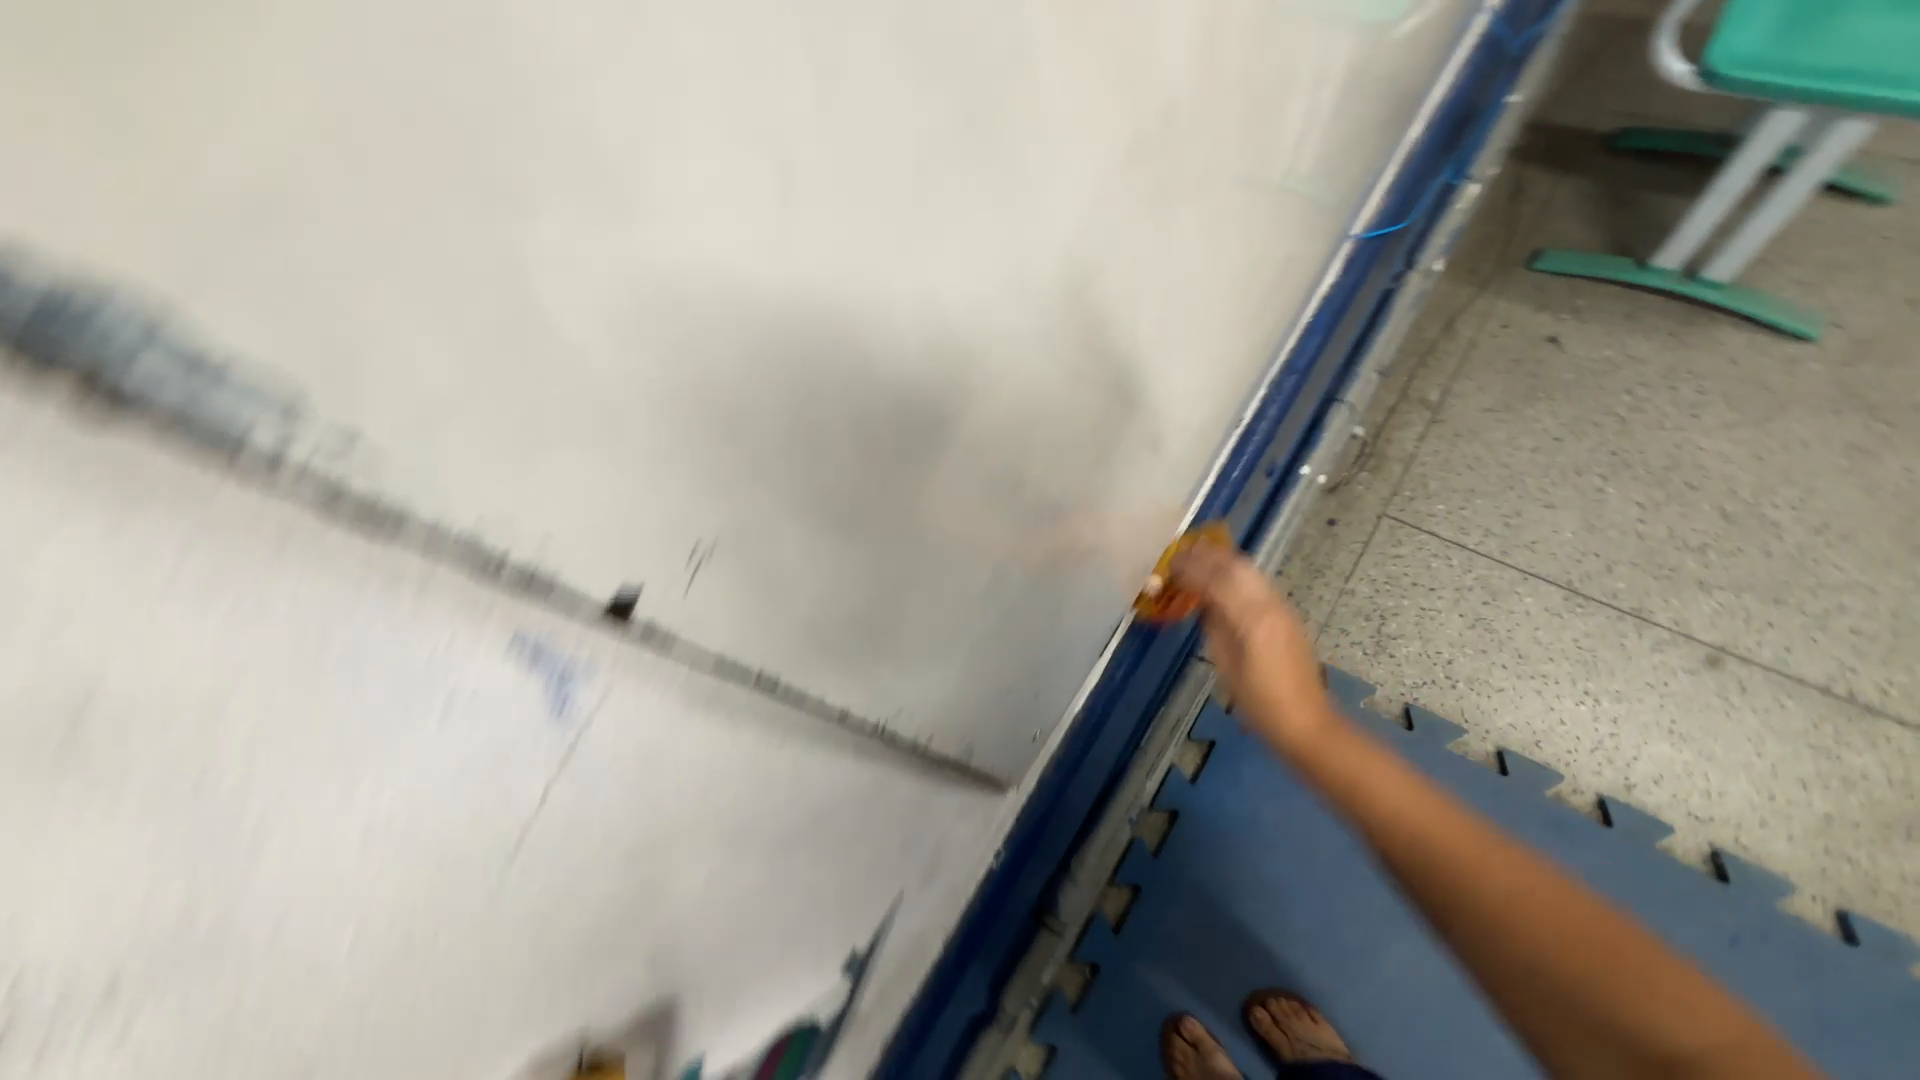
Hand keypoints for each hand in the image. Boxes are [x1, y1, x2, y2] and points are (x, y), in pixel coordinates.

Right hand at [1168, 543, 1340, 752]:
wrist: (1305, 721)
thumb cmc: (1259, 702)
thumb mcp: (1226, 666)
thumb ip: (1214, 628)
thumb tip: (1202, 604)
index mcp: (1252, 619)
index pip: (1216, 581)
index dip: (1190, 569)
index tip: (1169, 563)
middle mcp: (1270, 605)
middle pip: (1236, 566)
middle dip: (1207, 556)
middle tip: (1180, 554)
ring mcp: (1282, 608)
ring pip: (1250, 571)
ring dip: (1222, 561)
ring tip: (1197, 560)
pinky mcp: (1287, 615)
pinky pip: (1258, 583)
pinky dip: (1236, 575)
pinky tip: (1221, 581)